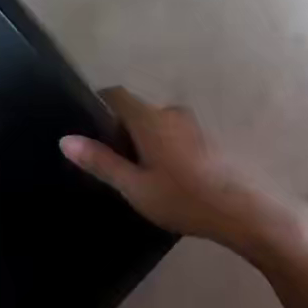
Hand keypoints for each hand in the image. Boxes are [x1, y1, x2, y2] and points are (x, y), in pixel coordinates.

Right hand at [60, 88, 279, 245]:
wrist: (241, 211)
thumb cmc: (181, 198)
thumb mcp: (133, 186)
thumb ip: (100, 162)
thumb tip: (65, 140)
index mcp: (150, 119)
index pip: (116, 96)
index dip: (97, 105)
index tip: (84, 126)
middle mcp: (171, 113)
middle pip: (135, 113)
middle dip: (118, 131)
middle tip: (107, 164)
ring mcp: (193, 126)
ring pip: (155, 126)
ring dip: (141, 143)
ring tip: (133, 177)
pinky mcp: (207, 141)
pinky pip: (172, 137)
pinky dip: (159, 150)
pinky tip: (161, 180)